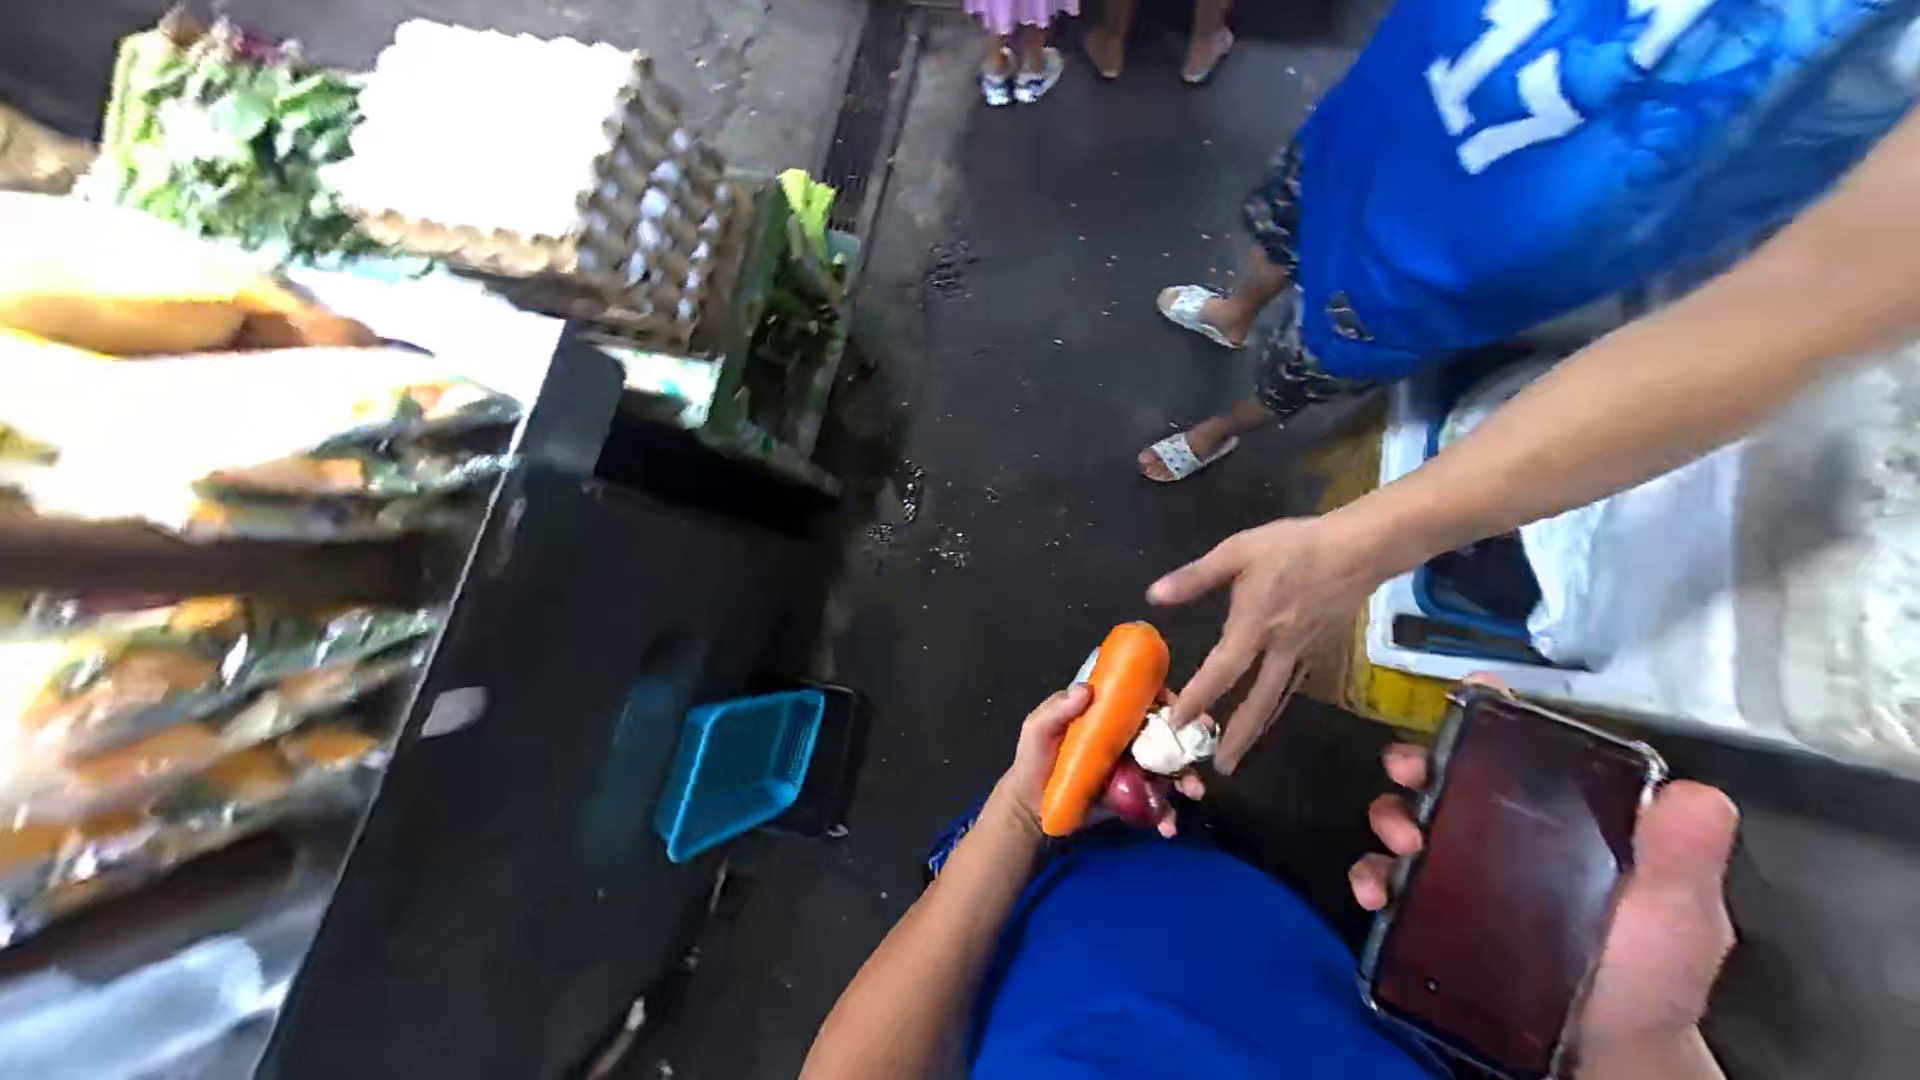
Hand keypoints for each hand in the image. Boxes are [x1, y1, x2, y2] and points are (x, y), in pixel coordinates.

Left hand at [993, 685, 1194, 837]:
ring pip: (1170, 769)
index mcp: (1108, 716)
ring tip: (1193, 791)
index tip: (1176, 706)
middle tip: (1204, 743)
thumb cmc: (1034, 758)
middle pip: (1166, 733)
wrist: (1031, 807)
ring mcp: (1133, 770)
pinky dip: (1166, 816)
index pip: (1142, 701)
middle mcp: (1126, 739)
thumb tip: (1085, 689)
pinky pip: (1157, 805)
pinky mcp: (1132, 799)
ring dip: (1188, 778)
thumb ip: (1057, 709)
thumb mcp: (1038, 729)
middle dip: (1190, 737)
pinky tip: (1167, 827)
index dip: (1164, 699)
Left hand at [1148, 515, 1387, 771]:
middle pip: (1256, 701)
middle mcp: (1279, 648)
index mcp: (1253, 625)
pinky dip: (1279, 706)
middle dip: (1237, 736)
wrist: (1358, 548)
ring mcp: (1304, 653)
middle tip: (1220, 767)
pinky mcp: (1322, 651)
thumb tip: (1154, 596)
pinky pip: (1296, 687)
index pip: (1222, 671)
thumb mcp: (1236, 552)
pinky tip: (1269, 713)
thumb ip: (1194, 577)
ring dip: (1258, 729)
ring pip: (1278, 699)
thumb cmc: (1292, 547)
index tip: (1179, 722)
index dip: (1200, 697)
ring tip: (1240, 754)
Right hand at [1349, 741, 1738, 1060]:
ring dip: (1388, 816)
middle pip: (1437, 770)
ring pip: (1399, 813)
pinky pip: (1379, 873)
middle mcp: (1486, 825)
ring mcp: (1447, 863)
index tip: (1469, 692)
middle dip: (1412, 760)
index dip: (1485, 713)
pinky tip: (1376, 893)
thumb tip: (1695, 793)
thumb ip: (1683, 858)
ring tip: (1403, 845)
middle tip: (1410, 773)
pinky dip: (1368, 875)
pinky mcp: (1417, 901)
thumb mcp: (1677, 914)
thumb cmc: (1643, 972)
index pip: (1511, 749)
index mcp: (1544, 814)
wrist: (1601, 1050)